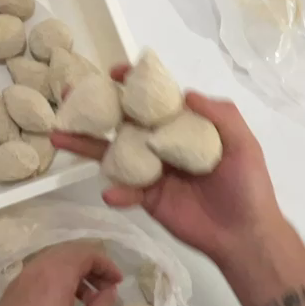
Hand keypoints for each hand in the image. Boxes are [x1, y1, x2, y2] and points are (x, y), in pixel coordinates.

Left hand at [0, 242, 120, 305]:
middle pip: (67, 251)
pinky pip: (37, 272)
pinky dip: (55, 278)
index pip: (84, 253)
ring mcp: (18, 280)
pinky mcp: (9, 292)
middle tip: (107, 287)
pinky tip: (63, 304)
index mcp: (54, 278)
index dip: (105, 263)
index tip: (118, 282)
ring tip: (89, 299)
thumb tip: (110, 291)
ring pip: (51, 260)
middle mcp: (34, 270)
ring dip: (73, 271)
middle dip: (90, 264)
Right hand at [53, 75, 290, 266]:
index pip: (151, 99)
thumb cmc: (247, 184)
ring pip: (110, 152)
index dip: (132, 83)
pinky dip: (116, 190)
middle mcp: (158, 143)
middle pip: (120, 120)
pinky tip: (111, 192)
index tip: (114, 72)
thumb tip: (185, 93)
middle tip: (68, 94)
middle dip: (93, 107)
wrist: (245, 234)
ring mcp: (149, 170)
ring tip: (57, 135)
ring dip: (84, 143)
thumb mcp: (242, 143)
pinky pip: (124, 190)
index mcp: (180, 126)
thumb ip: (219, 115)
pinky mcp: (145, 197)